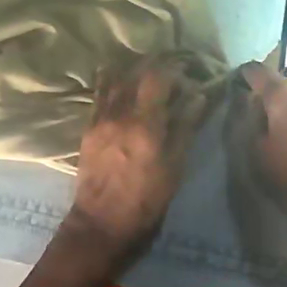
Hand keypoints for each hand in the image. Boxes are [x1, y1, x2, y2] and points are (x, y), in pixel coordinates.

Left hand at [61, 56, 208, 271]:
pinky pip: (100, 93)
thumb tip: (198, 95)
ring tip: (148, 73)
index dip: (175, 68)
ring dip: (132, 69)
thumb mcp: (175, 167)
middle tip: (172, 69)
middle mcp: (119, 113)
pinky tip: (121, 81)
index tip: (189, 71)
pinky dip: (112, 81)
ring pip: (114, 78)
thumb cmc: (146, 200)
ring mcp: (100, 118)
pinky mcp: (88, 126)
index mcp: (144, 124)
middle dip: (155, 64)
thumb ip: (185, 127)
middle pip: (135, 72)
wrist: (101, 222)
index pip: (158, 76)